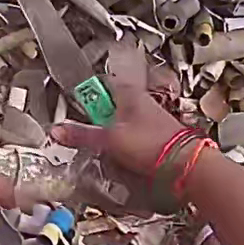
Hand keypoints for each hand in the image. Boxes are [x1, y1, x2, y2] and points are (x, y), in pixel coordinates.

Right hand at [48, 56, 188, 177]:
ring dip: (111, 131)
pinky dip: (123, 143)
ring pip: (123, 120)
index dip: (91, 87)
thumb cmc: (152, 144)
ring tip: (102, 144)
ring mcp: (150, 120)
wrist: (185, 165)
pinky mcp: (155, 137)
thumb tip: (58, 130)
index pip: (106, 80)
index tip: (78, 96)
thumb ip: (82, 135)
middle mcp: (141, 102)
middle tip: (87, 127)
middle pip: (113, 103)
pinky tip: (119, 155)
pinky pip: (132, 136)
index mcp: (129, 93)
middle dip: (99, 115)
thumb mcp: (109, 139)